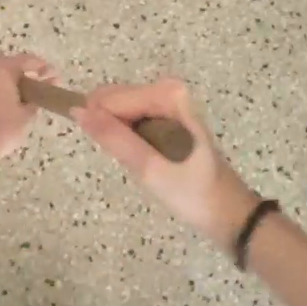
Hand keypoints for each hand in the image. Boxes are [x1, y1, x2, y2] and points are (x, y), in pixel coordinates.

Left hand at [0, 53, 51, 164]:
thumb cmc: (4, 128)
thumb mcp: (27, 116)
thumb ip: (34, 103)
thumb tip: (36, 97)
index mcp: (3, 72)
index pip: (25, 60)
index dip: (41, 65)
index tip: (53, 73)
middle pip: (7, 62)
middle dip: (23, 67)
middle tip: (37, 77)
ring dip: (13, 80)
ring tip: (28, 93)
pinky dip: (5, 89)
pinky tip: (13, 103)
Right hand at [74, 76, 260, 252]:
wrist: (229, 215)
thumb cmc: (192, 193)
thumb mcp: (149, 169)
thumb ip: (113, 138)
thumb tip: (77, 111)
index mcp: (167, 94)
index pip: (110, 98)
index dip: (100, 124)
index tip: (111, 153)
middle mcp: (169, 90)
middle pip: (115, 100)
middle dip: (112, 129)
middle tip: (131, 161)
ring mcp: (169, 102)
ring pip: (121, 111)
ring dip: (121, 137)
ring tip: (141, 163)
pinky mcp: (168, 116)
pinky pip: (133, 120)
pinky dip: (130, 140)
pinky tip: (146, 159)